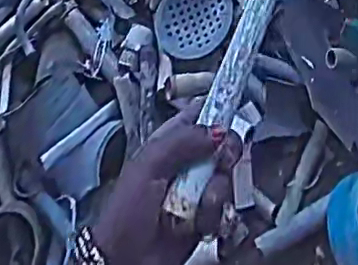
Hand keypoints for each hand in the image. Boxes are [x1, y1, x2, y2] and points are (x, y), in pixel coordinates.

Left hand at [90, 105, 240, 264]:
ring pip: (224, 176)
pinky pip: (223, 206)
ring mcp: (196, 189)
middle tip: (220, 162)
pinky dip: (215, 214)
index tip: (232, 112)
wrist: (125, 262)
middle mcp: (187, 161)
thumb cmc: (126, 212)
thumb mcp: (150, 165)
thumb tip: (218, 130)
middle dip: (224, 154)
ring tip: (198, 203)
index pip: (200, 112)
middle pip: (221, 143)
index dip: (218, 108)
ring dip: (216, 191)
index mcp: (170, 141)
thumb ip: (183, 141)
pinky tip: (199, 222)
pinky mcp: (204, 216)